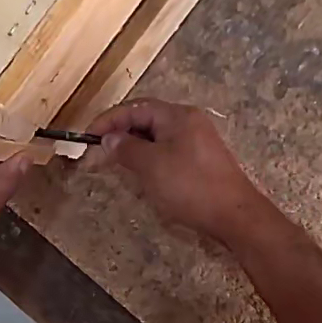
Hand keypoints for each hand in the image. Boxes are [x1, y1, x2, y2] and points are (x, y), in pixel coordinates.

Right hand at [85, 99, 271, 244]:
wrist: (234, 215)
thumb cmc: (190, 186)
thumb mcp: (151, 166)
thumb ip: (126, 148)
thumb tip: (108, 138)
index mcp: (177, 115)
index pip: (135, 107)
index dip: (108, 120)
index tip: (87, 137)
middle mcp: (189, 121)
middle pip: (146, 119)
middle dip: (120, 133)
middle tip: (98, 152)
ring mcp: (197, 141)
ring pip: (156, 136)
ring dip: (133, 147)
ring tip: (115, 164)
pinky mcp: (201, 160)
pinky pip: (168, 150)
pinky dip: (149, 158)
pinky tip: (142, 174)